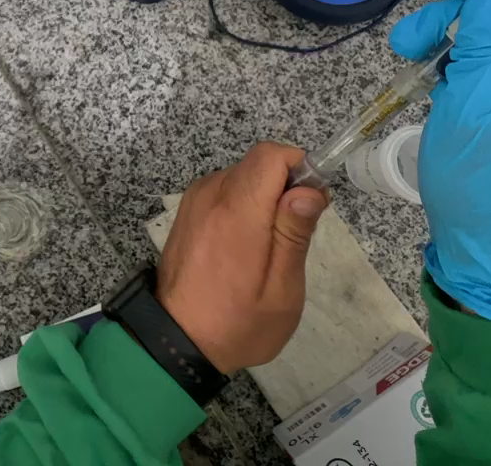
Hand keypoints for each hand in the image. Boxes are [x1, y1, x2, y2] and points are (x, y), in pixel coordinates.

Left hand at [155, 142, 328, 371]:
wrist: (177, 335)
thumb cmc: (238, 321)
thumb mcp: (281, 289)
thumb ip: (293, 233)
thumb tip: (308, 189)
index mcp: (236, 209)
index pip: (270, 155)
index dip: (299, 169)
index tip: (313, 204)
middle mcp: (211, 192)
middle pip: (259, 164)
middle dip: (286, 189)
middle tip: (295, 237)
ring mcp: (196, 197)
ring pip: (244, 176)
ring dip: (266, 199)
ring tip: (270, 249)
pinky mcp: (190, 206)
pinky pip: (227, 189)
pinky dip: (245, 206)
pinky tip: (247, 246)